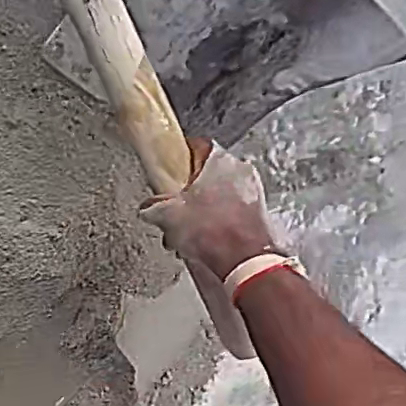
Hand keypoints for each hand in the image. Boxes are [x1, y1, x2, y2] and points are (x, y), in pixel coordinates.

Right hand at [137, 138, 282, 278]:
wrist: (244, 260)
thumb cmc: (213, 232)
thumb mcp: (166, 216)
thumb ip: (152, 206)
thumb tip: (147, 207)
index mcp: (218, 161)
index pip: (195, 145)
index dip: (177, 157)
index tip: (169, 168)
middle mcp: (240, 170)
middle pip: (205, 173)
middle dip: (187, 192)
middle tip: (174, 207)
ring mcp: (252, 191)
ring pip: (217, 193)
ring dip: (200, 208)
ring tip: (186, 230)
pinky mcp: (258, 211)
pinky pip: (229, 209)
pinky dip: (215, 221)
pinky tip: (203, 239)